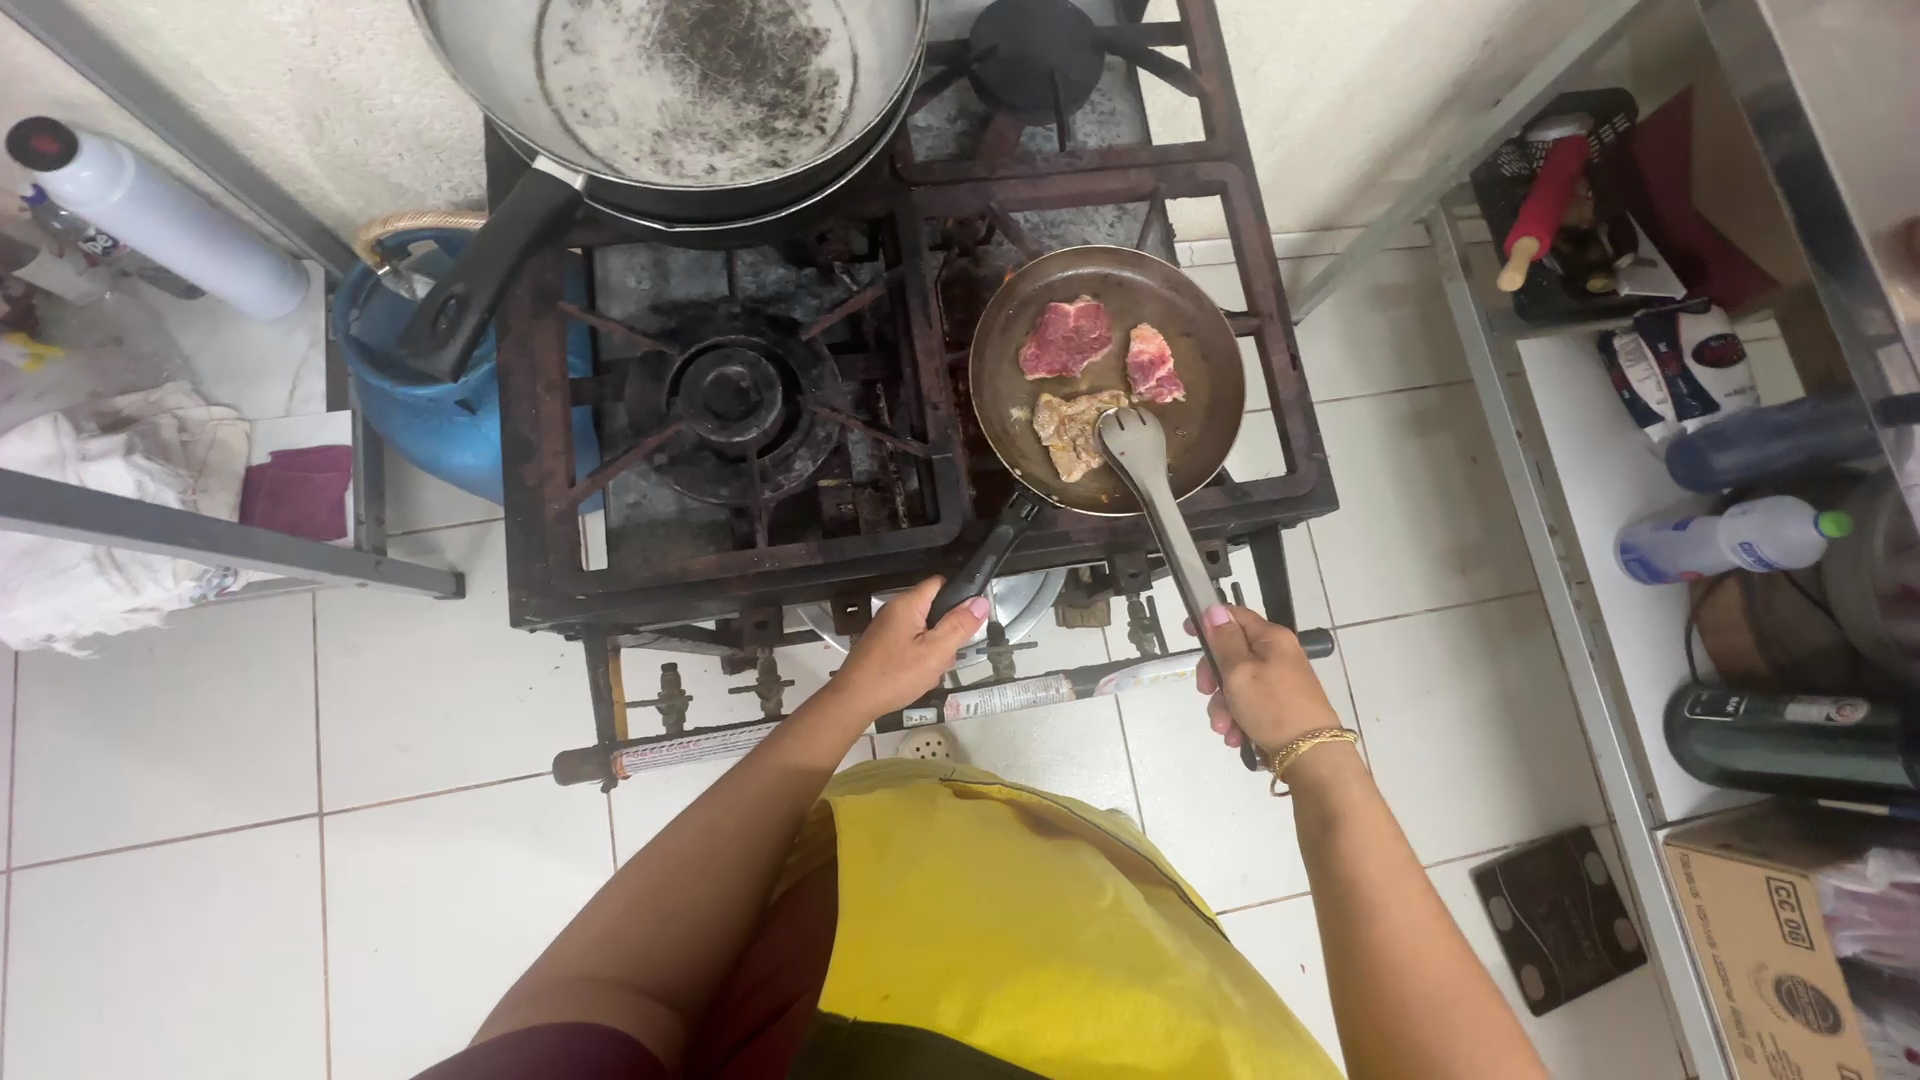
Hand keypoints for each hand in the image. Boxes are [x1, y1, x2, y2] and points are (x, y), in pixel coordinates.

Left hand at [826, 576, 989, 718]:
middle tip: (950, 654)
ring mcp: (886, 630)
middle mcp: (894, 611)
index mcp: (907, 604)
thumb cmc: (895, 674)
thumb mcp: (936, 651)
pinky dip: (919, 659)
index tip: (971, 618)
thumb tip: (980, 601)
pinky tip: (920, 678)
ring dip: (934, 650)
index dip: (959, 594)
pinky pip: (910, 645)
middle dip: (947, 631)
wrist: (852, 701)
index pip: (939, 583)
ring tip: (934, 671)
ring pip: (923, 631)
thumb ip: (959, 625)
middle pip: (933, 610)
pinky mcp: (881, 647)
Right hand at [1191, 604, 1342, 752]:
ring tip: (1224, 728)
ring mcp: (1280, 681)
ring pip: (1237, 683)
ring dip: (1223, 704)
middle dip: (1214, 676)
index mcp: (1271, 638)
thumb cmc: (1272, 707)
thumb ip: (1224, 640)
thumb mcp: (1239, 671)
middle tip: (1206, 692)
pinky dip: (1238, 718)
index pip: (1235, 615)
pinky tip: (1236, 736)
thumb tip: (1215, 609)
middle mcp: (1278, 655)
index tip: (1186, 634)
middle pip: (1232, 653)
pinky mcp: (1280, 705)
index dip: (1209, 621)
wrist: (1313, 757)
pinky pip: (1249, 703)